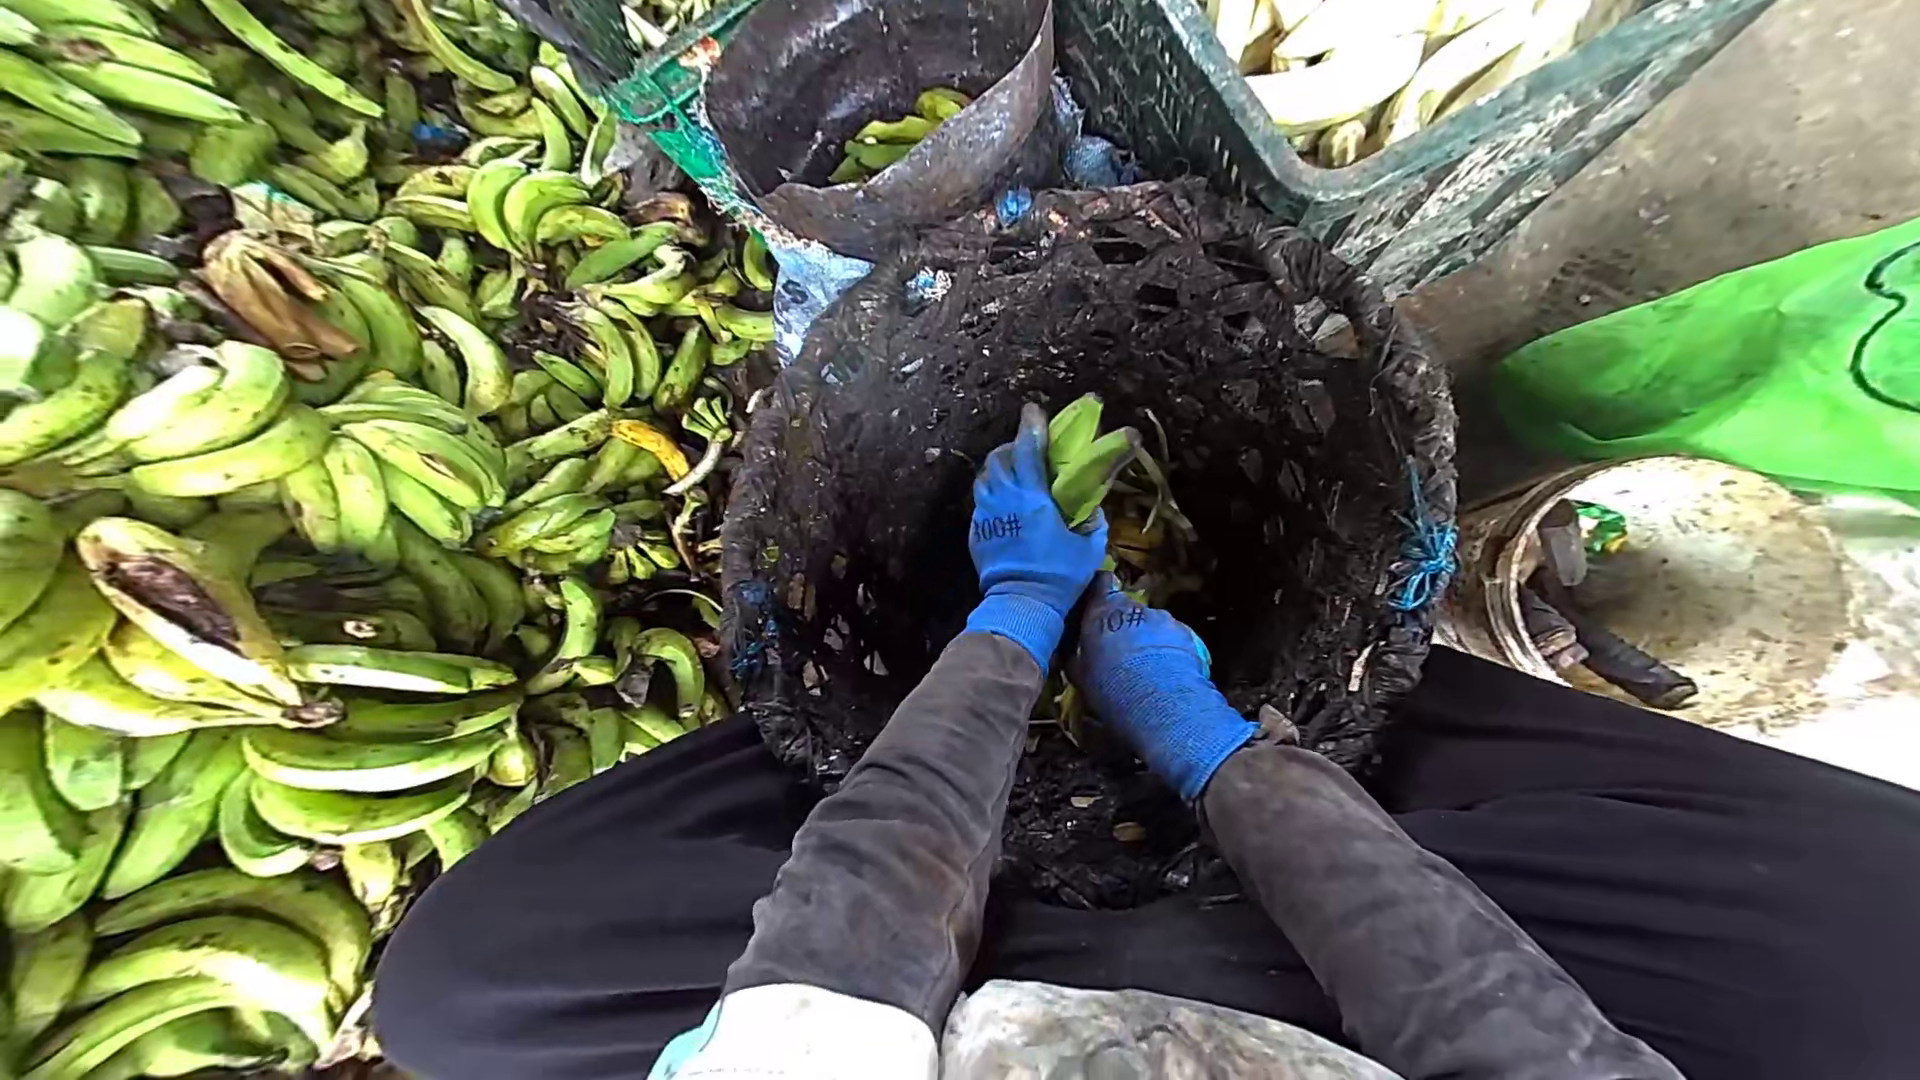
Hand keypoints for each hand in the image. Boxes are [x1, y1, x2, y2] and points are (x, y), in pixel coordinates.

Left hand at [963, 403, 1109, 671]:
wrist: (1021, 604)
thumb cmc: (1058, 575)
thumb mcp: (1088, 547)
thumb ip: (1092, 521)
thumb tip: (1093, 506)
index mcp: (1031, 498)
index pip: (1027, 449)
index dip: (1031, 425)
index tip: (1034, 410)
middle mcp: (1003, 499)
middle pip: (999, 458)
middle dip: (1012, 448)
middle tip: (1028, 452)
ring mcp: (985, 515)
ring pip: (985, 479)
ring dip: (1000, 471)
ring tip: (1016, 478)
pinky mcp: (977, 532)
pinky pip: (981, 503)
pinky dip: (993, 496)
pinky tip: (1007, 507)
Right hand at [1069, 574, 1256, 800]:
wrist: (1160, 706)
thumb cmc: (1109, 688)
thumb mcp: (1079, 675)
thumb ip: (1074, 654)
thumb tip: (1068, 650)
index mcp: (1100, 610)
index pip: (1099, 583)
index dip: (1099, 590)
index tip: (1096, 604)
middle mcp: (1131, 606)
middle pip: (1125, 606)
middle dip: (1122, 622)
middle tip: (1118, 648)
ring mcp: (1161, 617)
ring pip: (1149, 622)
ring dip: (1146, 636)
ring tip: (1144, 666)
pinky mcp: (1186, 633)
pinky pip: (1171, 637)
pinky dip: (1167, 648)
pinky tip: (1165, 672)